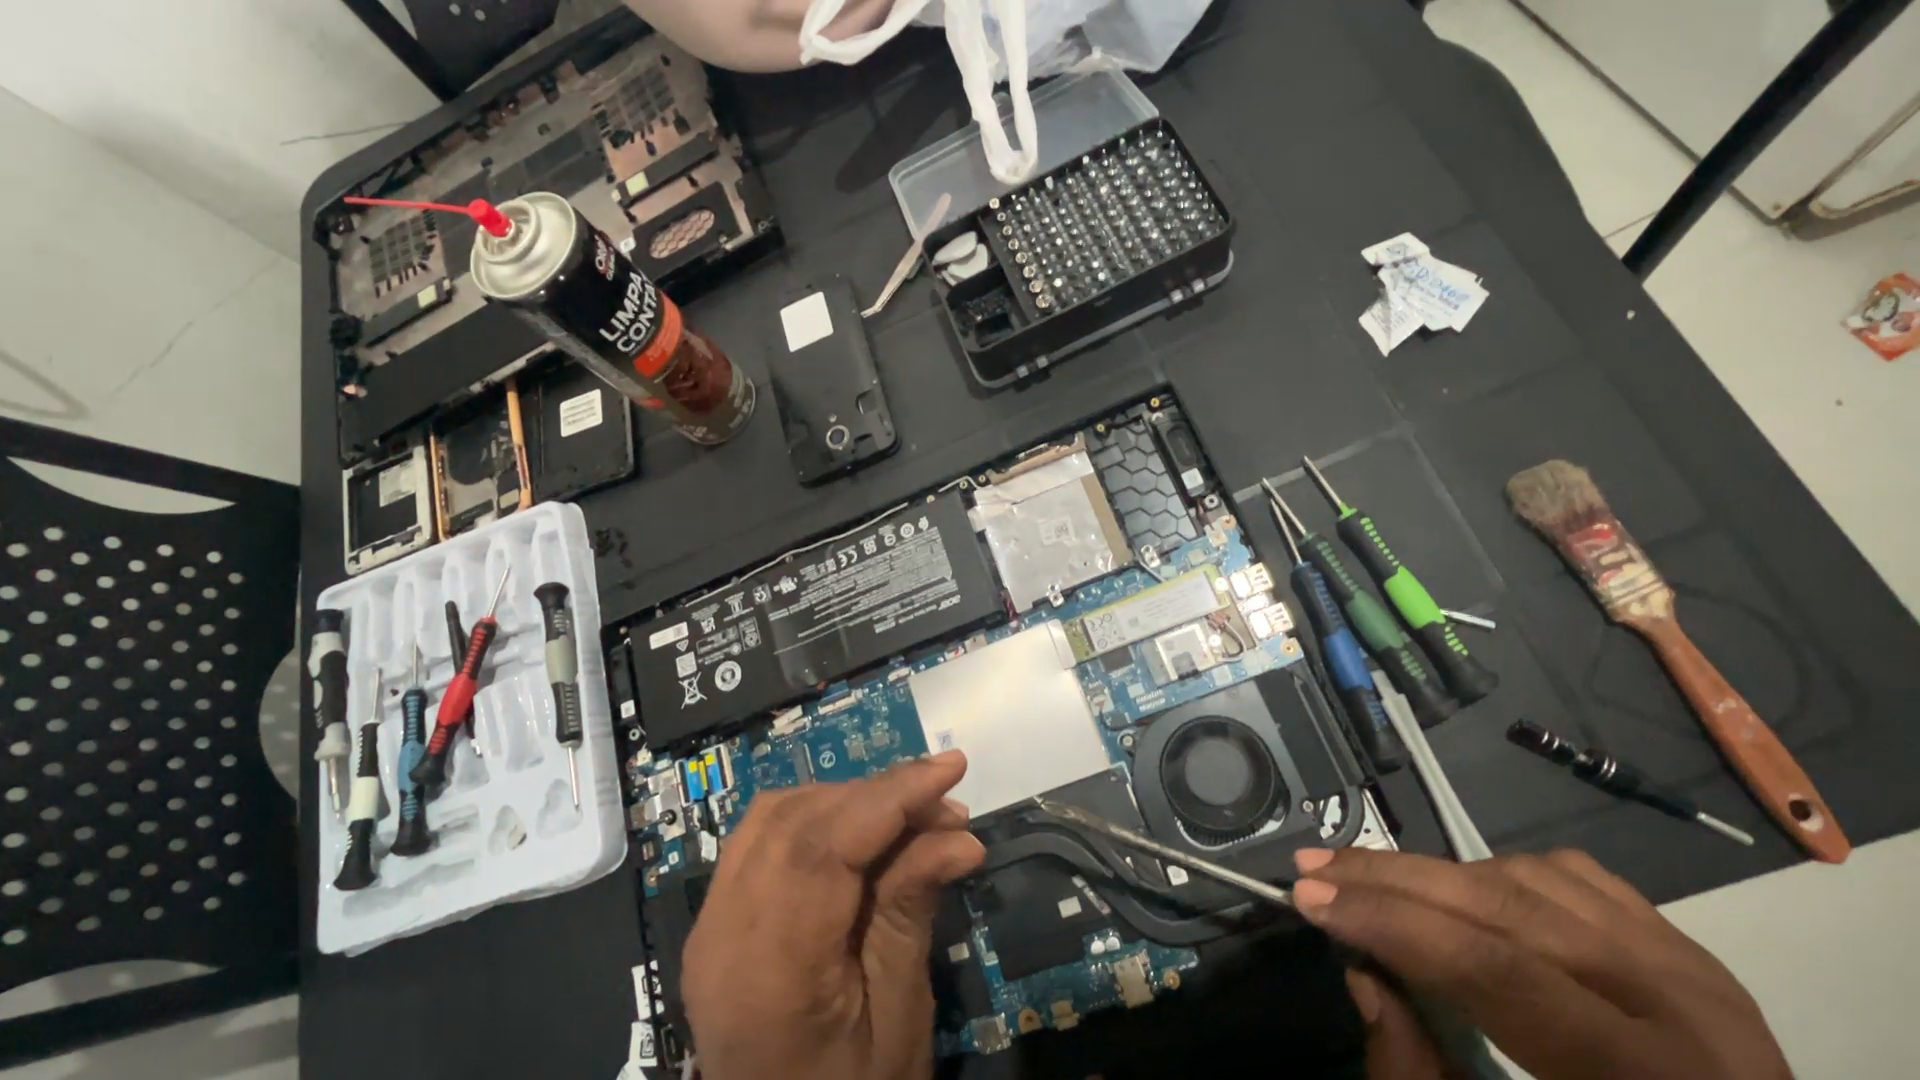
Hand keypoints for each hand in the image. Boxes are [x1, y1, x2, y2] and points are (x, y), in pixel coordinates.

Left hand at [683, 751, 985, 1079]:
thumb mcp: (897, 1019)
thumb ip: (910, 914)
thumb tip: (958, 835)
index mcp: (769, 969)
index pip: (823, 845)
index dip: (891, 795)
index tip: (951, 768)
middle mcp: (722, 932)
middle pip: (796, 820)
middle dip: (878, 794)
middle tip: (947, 807)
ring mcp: (709, 923)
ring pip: (773, 817)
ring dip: (846, 801)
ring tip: (911, 817)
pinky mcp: (714, 919)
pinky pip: (759, 839)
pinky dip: (814, 818)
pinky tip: (860, 831)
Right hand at [1291, 847, 1790, 1079]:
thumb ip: (1420, 1072)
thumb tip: (1363, 972)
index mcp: (1647, 1073)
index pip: (1495, 967)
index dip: (1393, 924)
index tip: (1309, 897)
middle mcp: (1680, 1001)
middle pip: (1507, 905)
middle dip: (1393, 880)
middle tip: (1312, 866)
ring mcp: (1688, 962)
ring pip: (1532, 878)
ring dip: (1437, 875)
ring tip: (1369, 883)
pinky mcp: (1683, 944)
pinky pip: (1571, 875)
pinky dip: (1499, 873)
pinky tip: (1460, 891)